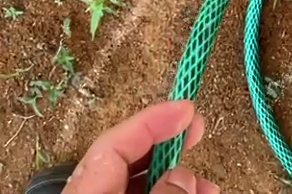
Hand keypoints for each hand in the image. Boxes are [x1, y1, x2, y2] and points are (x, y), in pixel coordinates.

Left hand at [63, 100, 216, 193]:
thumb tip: (182, 174)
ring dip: (175, 176)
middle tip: (198, 128)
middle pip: (127, 161)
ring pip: (137, 185)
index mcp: (83, 192)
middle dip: (167, 145)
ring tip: (208, 185)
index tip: (187, 107)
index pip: (113, 144)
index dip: (151, 121)